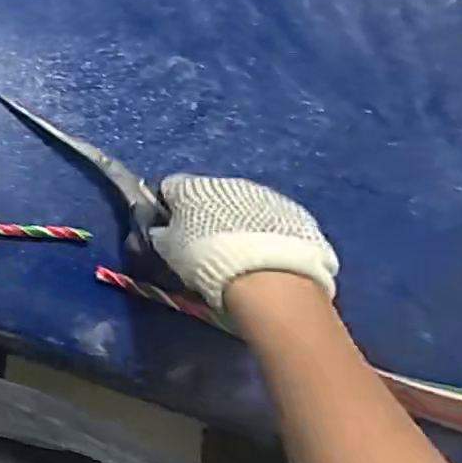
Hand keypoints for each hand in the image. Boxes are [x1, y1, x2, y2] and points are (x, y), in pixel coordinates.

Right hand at [148, 174, 337, 308]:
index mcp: (194, 186)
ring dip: (236, 221)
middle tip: (199, 241)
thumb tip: (160, 228)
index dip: (165, 207)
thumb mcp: (165, 247)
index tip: (165, 226)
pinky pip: (272, 221)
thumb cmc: (204, 258)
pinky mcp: (301, 216)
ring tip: (234, 251)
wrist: (268, 278)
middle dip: (204, 212)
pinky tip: (260, 255)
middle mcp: (233, 183)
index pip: (170, 187)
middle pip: (211, 194)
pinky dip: (264, 232)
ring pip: (243, 206)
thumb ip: (160, 231)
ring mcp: (271, 198)